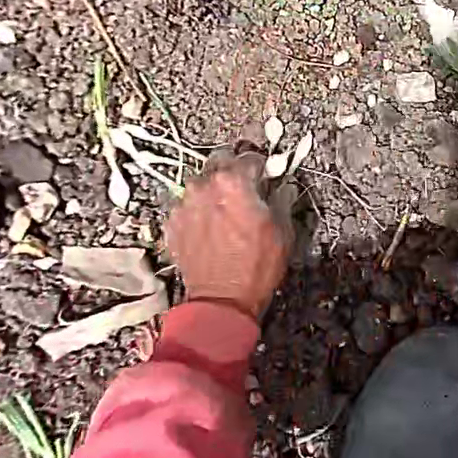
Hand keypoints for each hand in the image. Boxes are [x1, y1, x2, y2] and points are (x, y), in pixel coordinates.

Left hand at [163, 154, 290, 319]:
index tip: (268, 176)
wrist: (222, 300)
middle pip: (221, 163)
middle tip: (248, 191)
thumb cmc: (255, 266)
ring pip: (202, 184)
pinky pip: (189, 206)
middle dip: (235, 173)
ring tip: (229, 212)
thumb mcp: (283, 229)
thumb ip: (281, 198)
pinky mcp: (173, 225)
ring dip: (216, 192)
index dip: (263, 167)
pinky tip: (214, 227)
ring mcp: (185, 205)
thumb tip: (282, 187)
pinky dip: (201, 211)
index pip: (250, 157)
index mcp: (234, 182)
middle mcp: (204, 187)